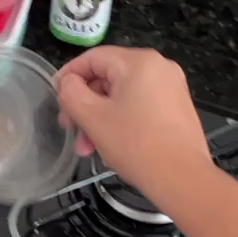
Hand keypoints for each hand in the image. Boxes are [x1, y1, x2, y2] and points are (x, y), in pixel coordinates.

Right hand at [55, 46, 214, 206]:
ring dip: (100, 117)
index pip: (92, 58)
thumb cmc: (136, 145)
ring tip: (87, 147)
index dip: (68, 75)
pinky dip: (121, 120)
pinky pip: (140, 105)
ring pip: (122, 95)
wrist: (182, 178)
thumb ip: (70, 92)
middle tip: (70, 128)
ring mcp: (171, 88)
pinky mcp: (176, 108)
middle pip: (108, 77)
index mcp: (139, 62)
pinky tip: (110, 145)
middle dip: (85, 104)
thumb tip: (68, 83)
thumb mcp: (92, 117)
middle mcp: (159, 67)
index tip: (55, 96)